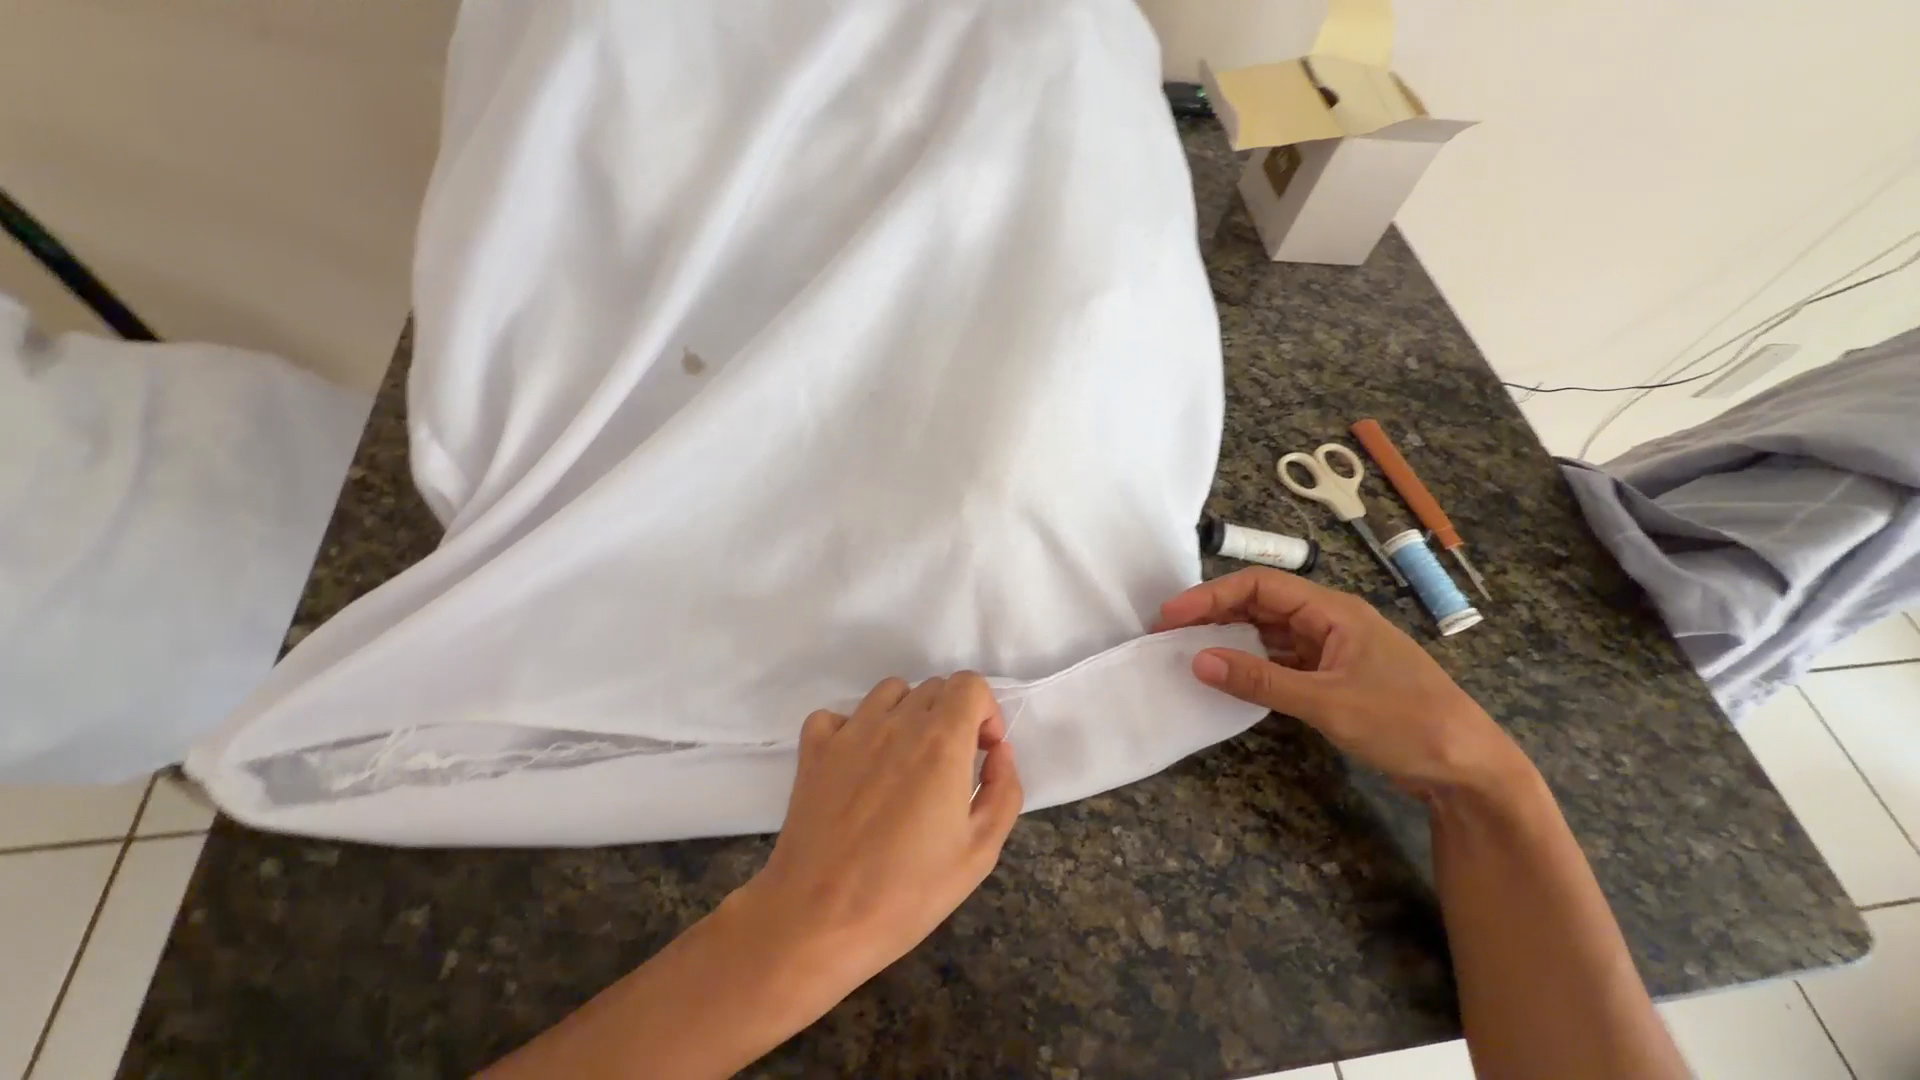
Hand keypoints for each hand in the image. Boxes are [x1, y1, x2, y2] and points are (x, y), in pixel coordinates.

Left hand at [732, 673, 1023, 987]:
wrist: (819, 918)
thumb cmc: (907, 892)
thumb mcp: (979, 852)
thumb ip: (1003, 791)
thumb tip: (999, 753)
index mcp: (941, 743)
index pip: (969, 685)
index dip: (985, 713)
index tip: (982, 753)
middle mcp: (895, 724)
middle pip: (933, 688)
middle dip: (952, 717)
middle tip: (950, 768)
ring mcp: (849, 732)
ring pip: (889, 693)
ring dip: (907, 715)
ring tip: (906, 763)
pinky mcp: (813, 750)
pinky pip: (838, 715)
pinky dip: (853, 729)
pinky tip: (859, 767)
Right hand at [1154, 567, 1524, 791]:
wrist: (1470, 769)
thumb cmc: (1406, 724)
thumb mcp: (1327, 702)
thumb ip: (1260, 681)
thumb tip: (1198, 660)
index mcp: (1334, 611)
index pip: (1260, 587)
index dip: (1210, 596)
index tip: (1170, 617)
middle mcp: (1332, 622)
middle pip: (1261, 605)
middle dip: (1214, 614)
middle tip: (1167, 634)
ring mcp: (1334, 651)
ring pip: (1270, 633)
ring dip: (1231, 640)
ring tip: (1188, 652)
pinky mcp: (1336, 678)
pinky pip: (1283, 661)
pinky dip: (1253, 666)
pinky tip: (1230, 677)